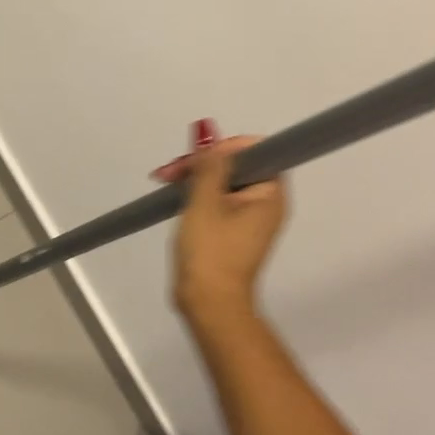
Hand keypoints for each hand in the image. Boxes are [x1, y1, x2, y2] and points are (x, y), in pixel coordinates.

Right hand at [152, 125, 288, 320]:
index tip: (194, 158)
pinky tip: (173, 195)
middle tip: (168, 172)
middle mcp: (266, 204)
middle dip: (201, 162)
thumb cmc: (211, 251)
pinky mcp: (232, 231)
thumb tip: (208, 130)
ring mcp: (250, 219)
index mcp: (270, 194)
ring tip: (163, 182)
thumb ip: (207, 164)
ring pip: (223, 182)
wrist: (209, 304)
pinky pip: (218, 200)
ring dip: (194, 177)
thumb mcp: (204, 202)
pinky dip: (196, 194)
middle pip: (237, 165)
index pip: (255, 151)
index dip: (224, 147)